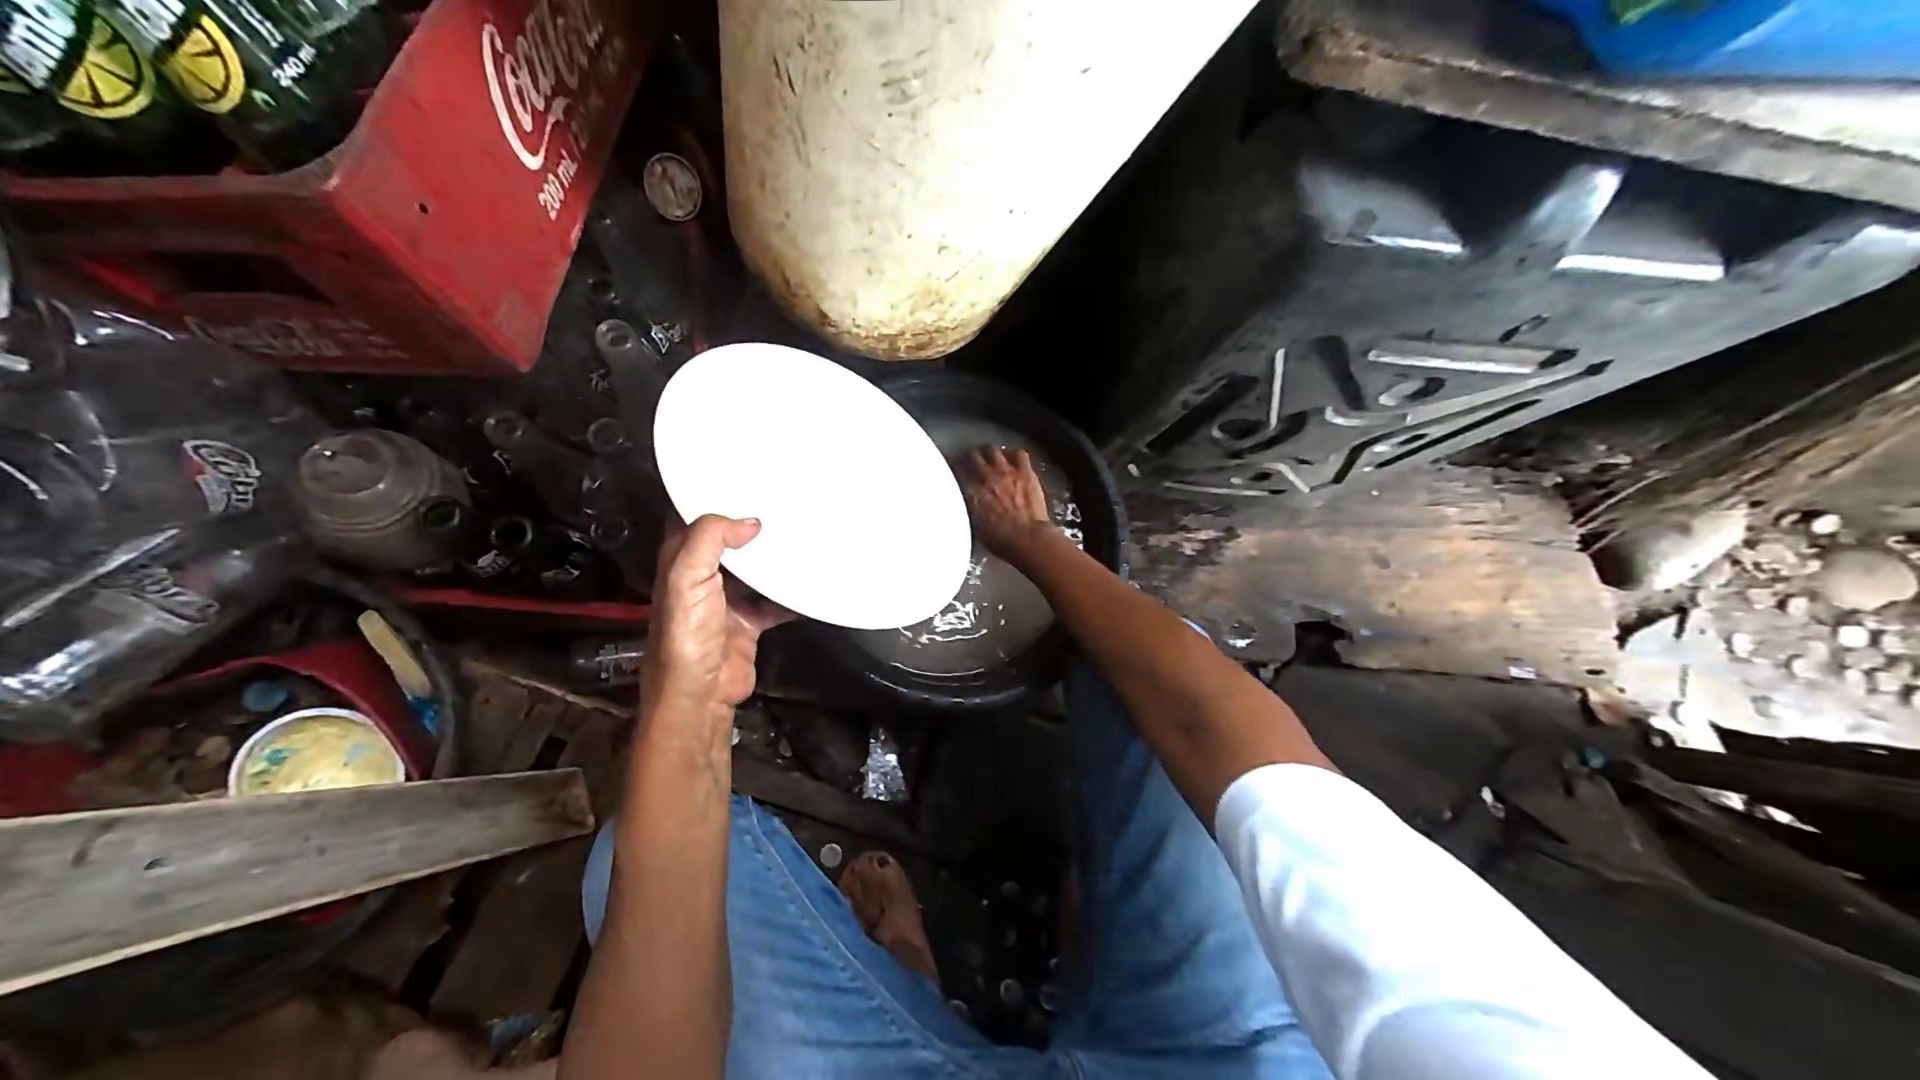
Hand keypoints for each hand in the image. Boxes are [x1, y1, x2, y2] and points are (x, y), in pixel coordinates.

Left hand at [642, 514, 793, 723]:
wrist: (701, 695)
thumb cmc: (686, 635)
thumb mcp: (687, 577)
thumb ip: (710, 539)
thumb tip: (750, 522)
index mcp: (680, 561)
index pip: (695, 519)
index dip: (715, 499)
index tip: (747, 481)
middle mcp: (702, 577)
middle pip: (731, 544)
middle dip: (754, 528)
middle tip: (787, 504)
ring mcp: (727, 600)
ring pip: (756, 570)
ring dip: (776, 559)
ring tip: (805, 536)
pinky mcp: (749, 622)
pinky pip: (775, 601)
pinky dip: (792, 594)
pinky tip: (812, 579)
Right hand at [959, 446, 1053, 561]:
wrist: (1027, 538)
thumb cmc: (1001, 540)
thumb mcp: (975, 526)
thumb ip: (970, 508)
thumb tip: (968, 502)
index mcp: (970, 493)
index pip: (956, 473)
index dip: (953, 468)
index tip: (952, 468)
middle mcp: (985, 478)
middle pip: (972, 456)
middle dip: (970, 456)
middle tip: (971, 459)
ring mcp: (1006, 472)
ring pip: (993, 450)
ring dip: (990, 452)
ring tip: (991, 455)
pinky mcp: (1026, 472)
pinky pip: (1019, 454)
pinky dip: (1015, 455)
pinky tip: (1015, 459)